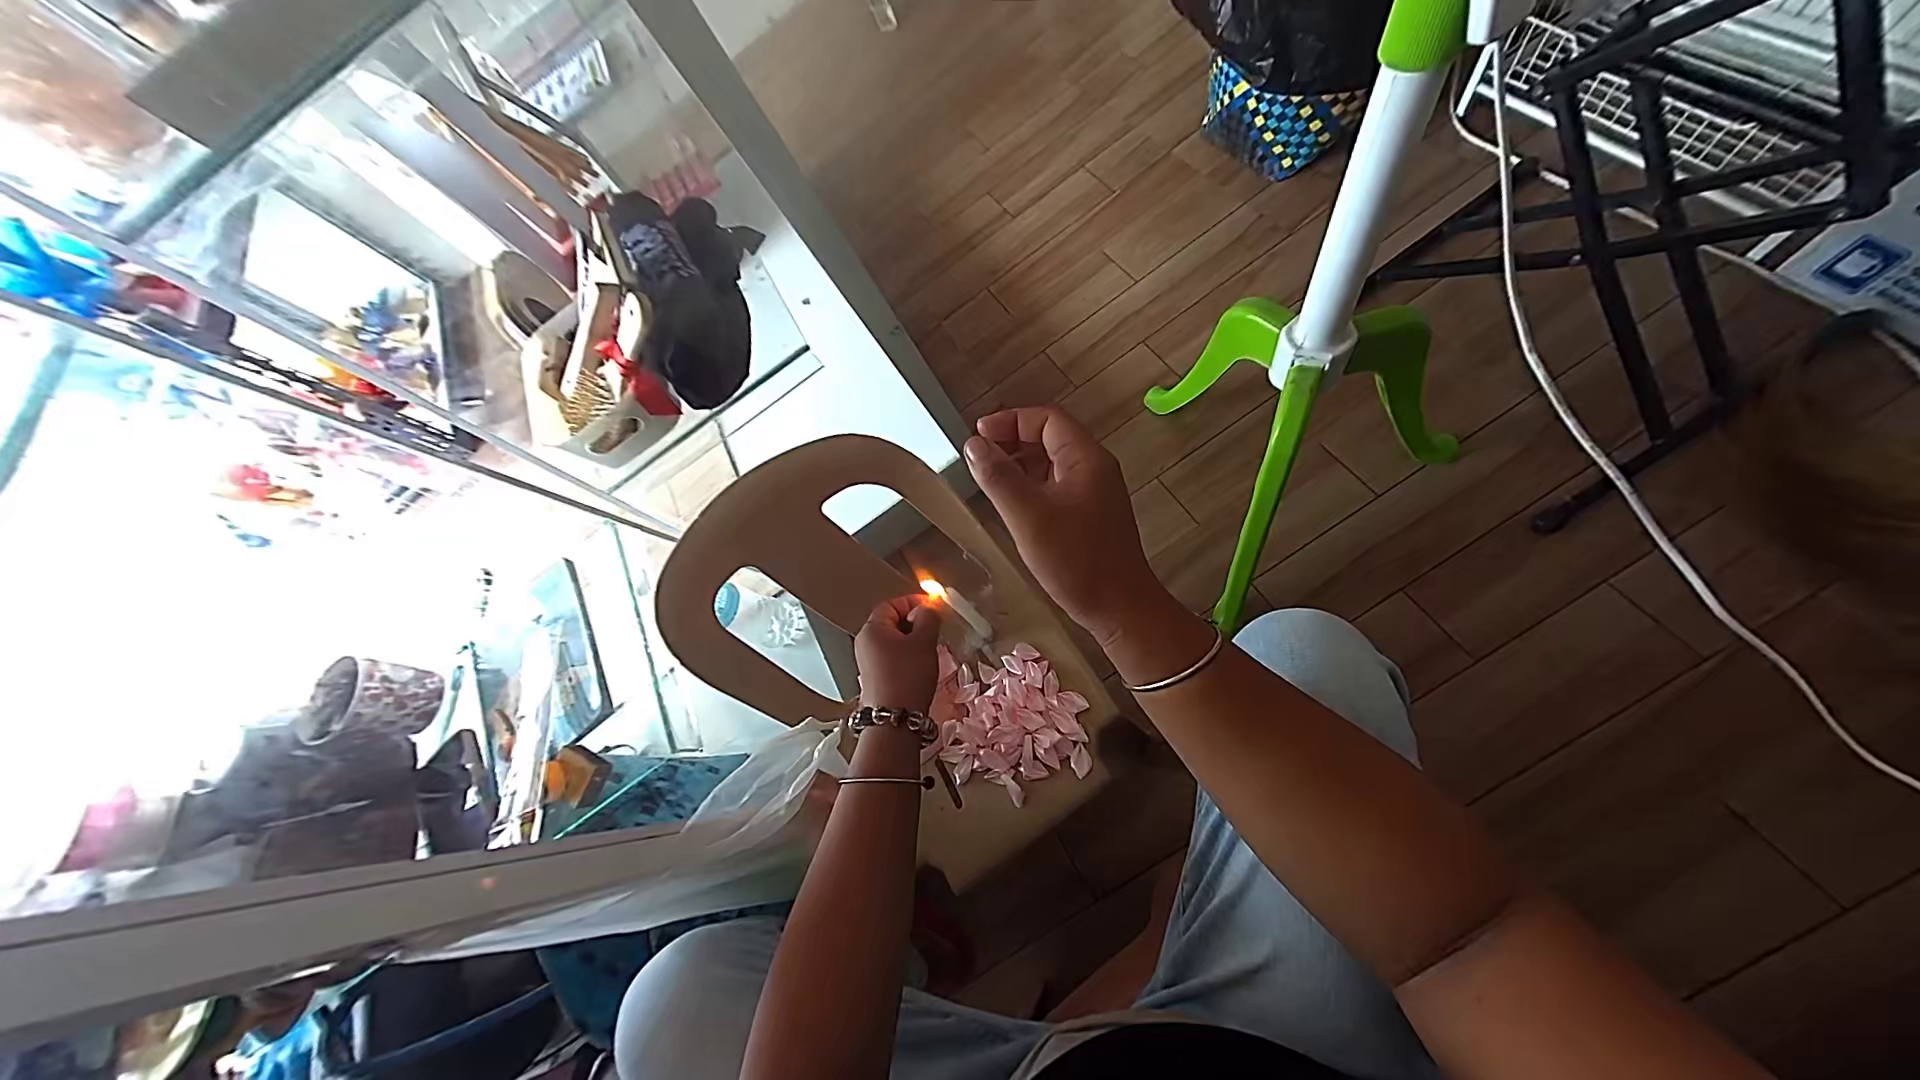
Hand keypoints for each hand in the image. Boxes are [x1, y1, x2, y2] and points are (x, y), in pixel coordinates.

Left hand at [854, 596, 941, 710]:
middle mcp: (865, 643)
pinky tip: (920, 666)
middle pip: (891, 622)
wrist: (895, 719)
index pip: (891, 604)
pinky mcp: (875, 678)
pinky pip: (892, 657)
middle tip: (933, 628)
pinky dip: (907, 656)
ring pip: (893, 641)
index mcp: (872, 629)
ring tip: (930, 648)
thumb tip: (927, 607)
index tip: (932, 606)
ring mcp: (868, 662)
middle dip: (914, 622)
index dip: (913, 602)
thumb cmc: (907, 677)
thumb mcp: (924, 642)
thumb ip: (928, 618)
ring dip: (912, 640)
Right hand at [964, 407, 1174, 645]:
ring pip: (1052, 463)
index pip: (1047, 418)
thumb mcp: (1028, 516)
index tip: (979, 435)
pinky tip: (1012, 504)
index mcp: (1086, 459)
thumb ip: (999, 477)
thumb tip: (974, 445)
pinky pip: (1056, 486)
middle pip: (1050, 436)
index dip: (1010, 420)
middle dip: (1012, 440)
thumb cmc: (1077, 562)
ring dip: (1020, 464)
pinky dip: (1031, 486)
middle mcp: (1094, 468)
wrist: (1118, 607)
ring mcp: (1095, 492)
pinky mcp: (1090, 514)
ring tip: (989, 479)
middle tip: (980, 456)